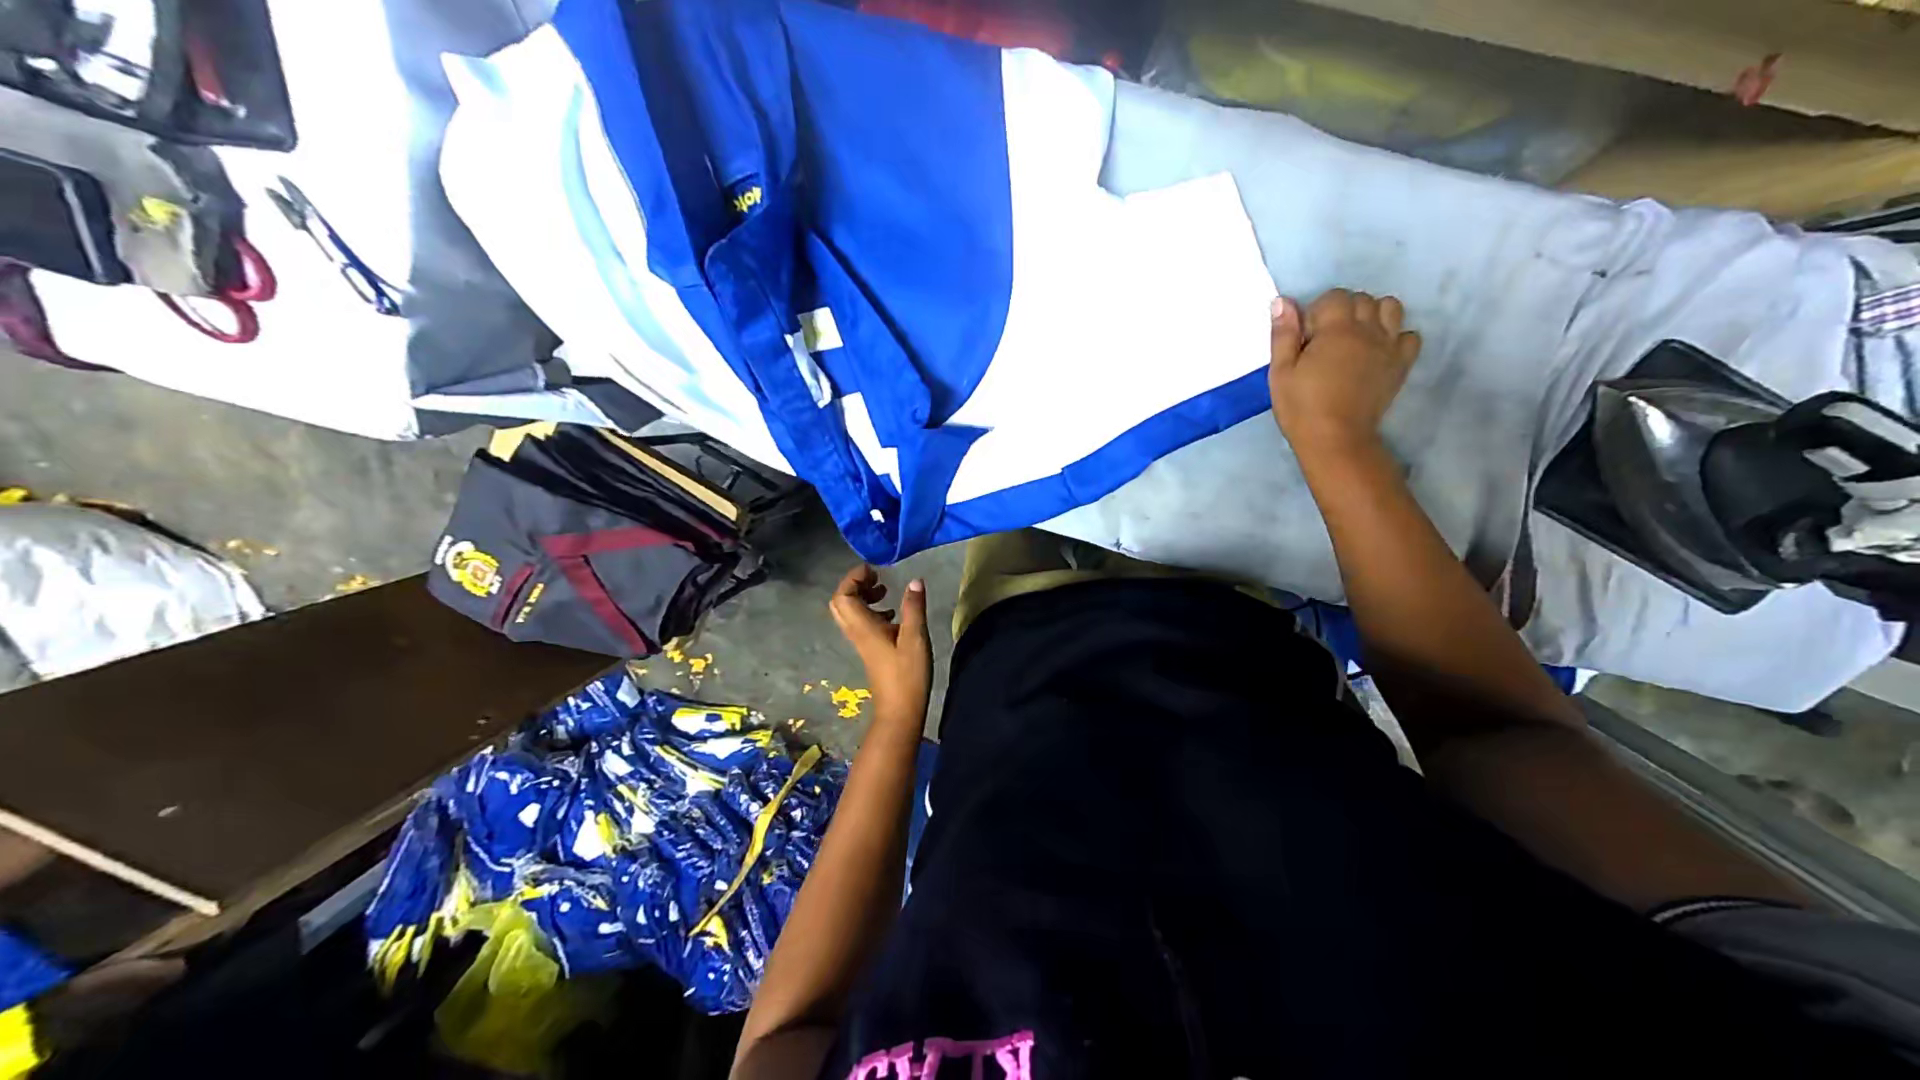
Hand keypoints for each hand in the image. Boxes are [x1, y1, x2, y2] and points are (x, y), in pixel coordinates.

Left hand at [828, 564, 931, 721]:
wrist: (900, 712)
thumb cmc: (907, 675)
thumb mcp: (916, 638)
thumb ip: (914, 607)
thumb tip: (914, 580)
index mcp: (863, 627)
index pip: (843, 595)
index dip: (853, 578)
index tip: (875, 571)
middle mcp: (856, 632)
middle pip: (840, 602)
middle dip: (855, 585)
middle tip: (877, 580)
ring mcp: (862, 642)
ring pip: (850, 613)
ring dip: (863, 597)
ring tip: (885, 593)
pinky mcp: (870, 650)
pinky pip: (862, 623)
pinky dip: (872, 612)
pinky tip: (892, 615)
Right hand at [1268, 289, 1421, 457]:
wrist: (1336, 440)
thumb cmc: (1301, 407)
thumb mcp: (1281, 372)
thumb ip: (1283, 334)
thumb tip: (1283, 301)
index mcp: (1337, 330)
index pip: (1334, 297)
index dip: (1316, 312)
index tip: (1304, 338)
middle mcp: (1369, 330)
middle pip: (1363, 300)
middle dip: (1342, 311)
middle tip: (1324, 340)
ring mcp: (1389, 346)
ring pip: (1391, 308)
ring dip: (1372, 315)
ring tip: (1353, 339)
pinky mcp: (1401, 364)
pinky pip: (1410, 335)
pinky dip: (1395, 336)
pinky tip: (1376, 352)